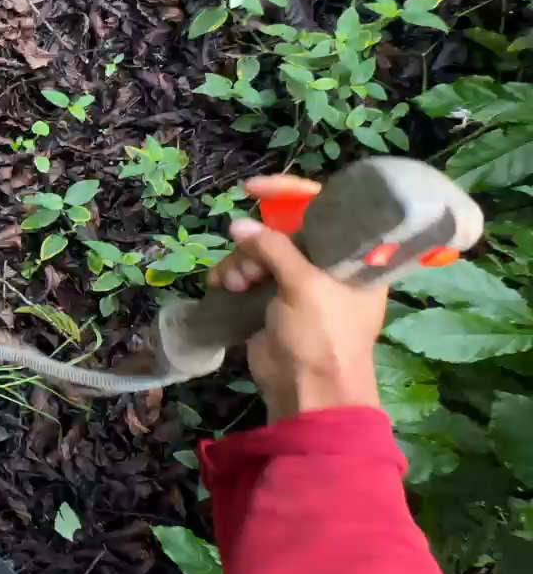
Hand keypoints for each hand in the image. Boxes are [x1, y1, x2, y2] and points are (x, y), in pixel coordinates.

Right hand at [207, 175, 384, 422]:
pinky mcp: (270, 297)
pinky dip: (227, 276)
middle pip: (280, 231)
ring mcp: (296, 281)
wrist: (308, 384)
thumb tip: (239, 226)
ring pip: (255, 252)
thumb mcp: (304, 286)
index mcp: (352, 257)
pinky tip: (221, 288)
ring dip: (237, 264)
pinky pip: (242, 272)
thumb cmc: (323, 334)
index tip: (252, 189)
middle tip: (247, 268)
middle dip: (253, 244)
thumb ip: (273, 251)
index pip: (327, 209)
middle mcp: (326, 264)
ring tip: (232, 285)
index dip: (291, 192)